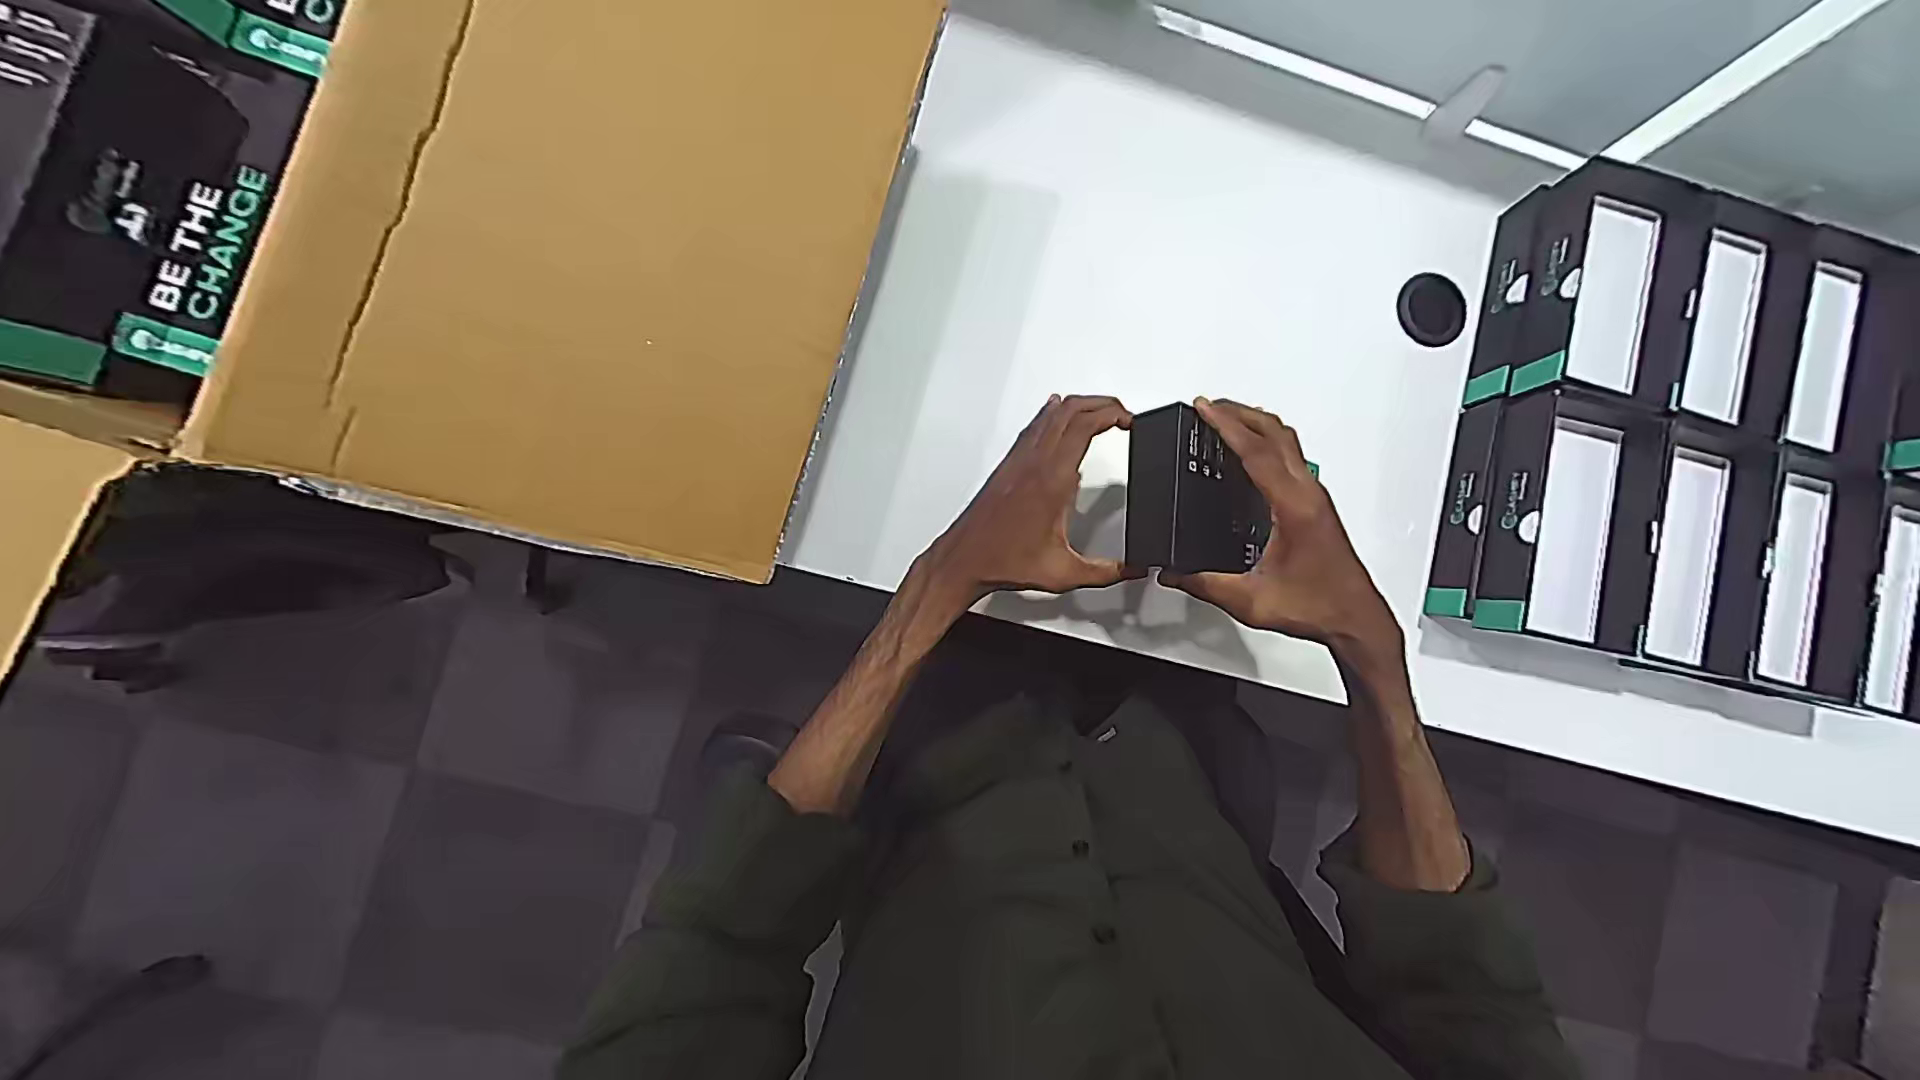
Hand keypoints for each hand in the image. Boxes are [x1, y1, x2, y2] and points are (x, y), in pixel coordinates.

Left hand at [914, 395, 1140, 609]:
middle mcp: (1033, 464)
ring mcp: (1017, 462)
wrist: (963, 561)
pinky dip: (1051, 416)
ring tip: (1098, 411)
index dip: (1112, 414)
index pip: (1084, 426)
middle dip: (1101, 404)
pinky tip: (1055, 416)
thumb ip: (1105, 572)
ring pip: (1049, 414)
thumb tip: (1132, 569)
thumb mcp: (1063, 573)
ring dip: (1077, 406)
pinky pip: (1032, 428)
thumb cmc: (1001, 561)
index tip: (1129, 420)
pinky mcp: (1007, 467)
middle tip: (1121, 413)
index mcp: (1051, 482)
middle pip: (1069, 410)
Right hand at [1164, 398, 1400, 663]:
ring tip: (1226, 418)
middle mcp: (1309, 496)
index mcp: (1294, 509)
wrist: (1355, 620)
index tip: (1205, 409)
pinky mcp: (1315, 505)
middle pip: (1276, 434)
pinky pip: (1292, 457)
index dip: (1226, 426)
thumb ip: (1204, 584)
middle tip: (1210, 406)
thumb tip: (1174, 572)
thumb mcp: (1250, 600)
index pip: (1256, 453)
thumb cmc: (1320, 607)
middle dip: (1240, 413)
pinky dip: (1267, 441)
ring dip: (1256, 423)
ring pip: (1287, 441)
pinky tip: (1251, 452)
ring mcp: (1315, 498)